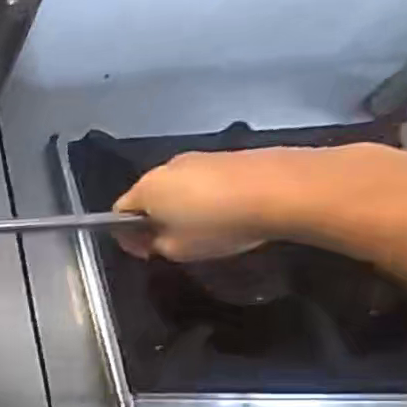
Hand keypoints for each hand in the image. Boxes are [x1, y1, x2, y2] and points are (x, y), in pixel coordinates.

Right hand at [111, 147, 322, 261]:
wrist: (288, 189)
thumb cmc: (218, 225)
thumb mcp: (174, 250)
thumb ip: (153, 244)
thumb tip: (153, 237)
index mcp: (146, 188)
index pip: (119, 213)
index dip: (127, 235)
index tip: (146, 251)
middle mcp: (168, 167)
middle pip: (148, 196)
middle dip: (155, 218)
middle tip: (173, 242)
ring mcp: (202, 157)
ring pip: (178, 187)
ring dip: (182, 207)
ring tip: (205, 228)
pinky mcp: (231, 155)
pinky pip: (206, 181)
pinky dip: (208, 196)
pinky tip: (228, 212)